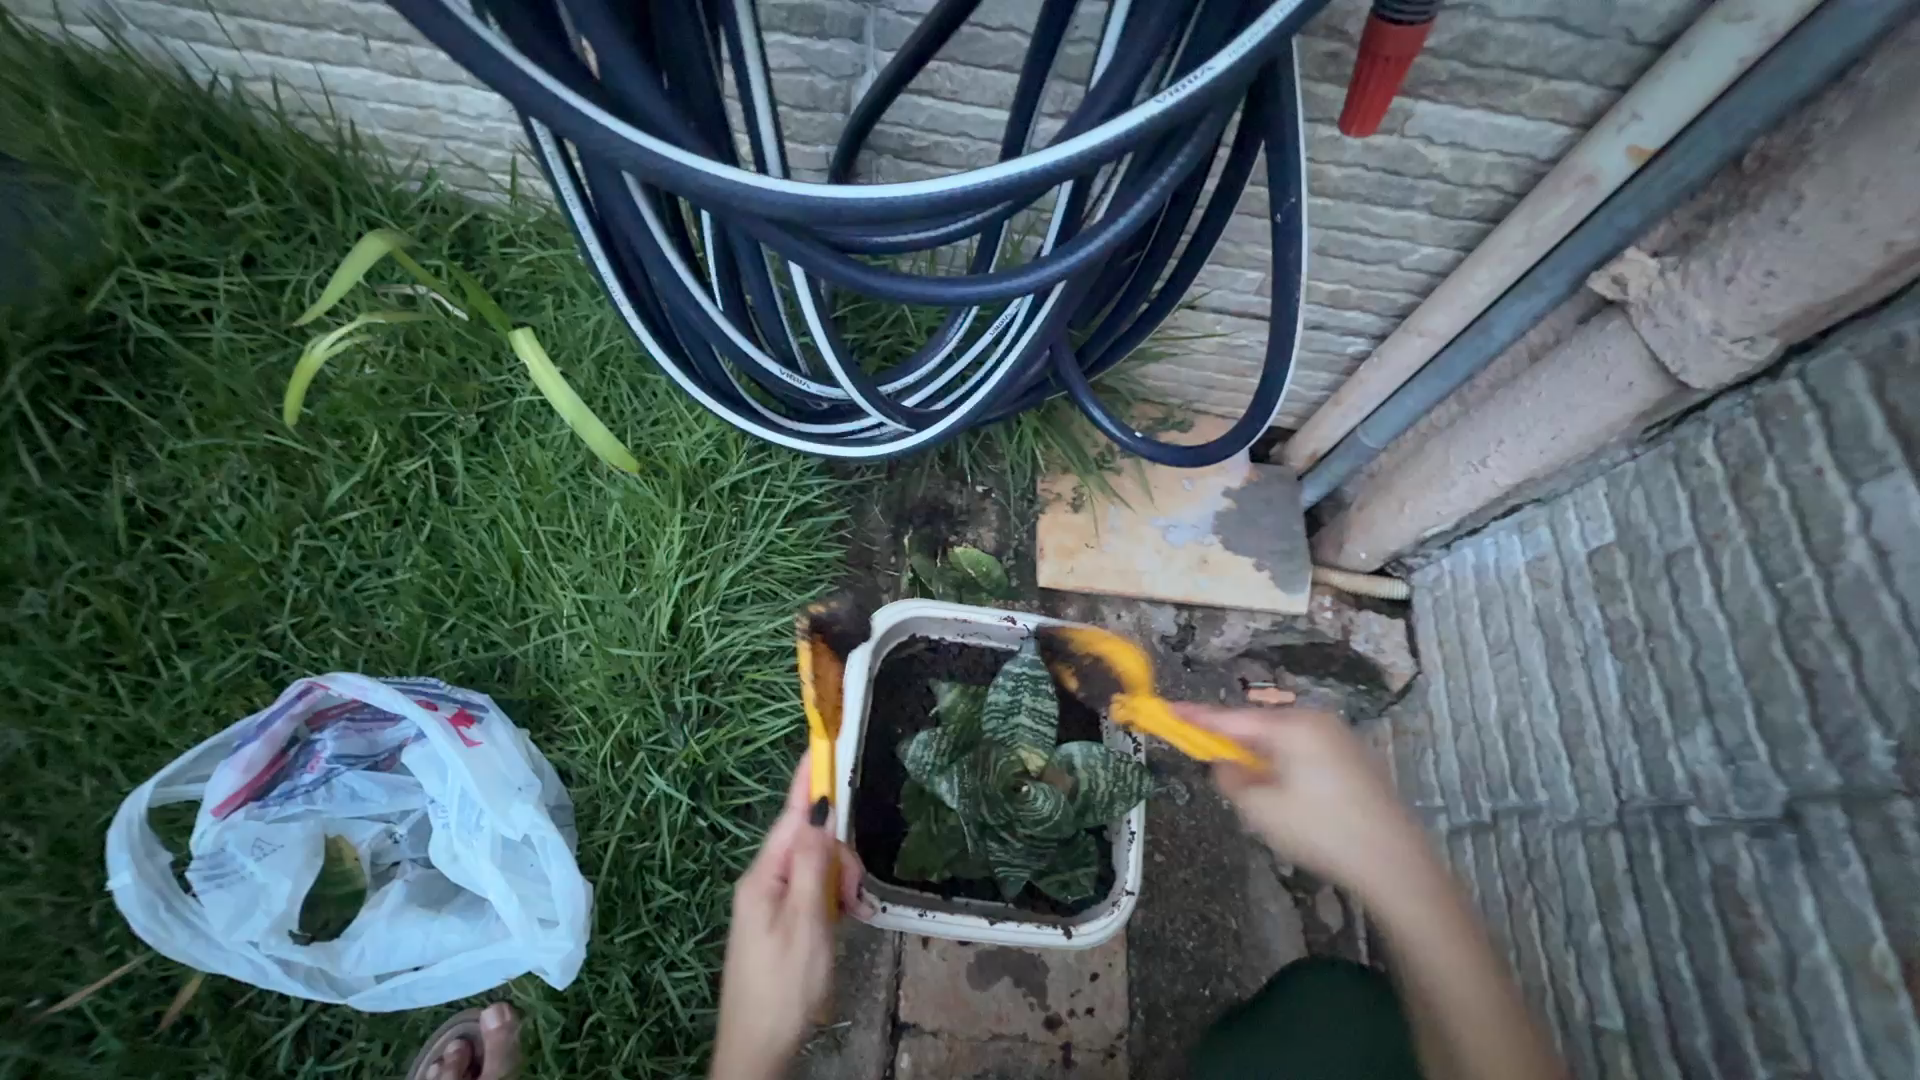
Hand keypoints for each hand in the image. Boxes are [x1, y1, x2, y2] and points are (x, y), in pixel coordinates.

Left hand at [711, 753, 870, 1079]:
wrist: (756, 1052)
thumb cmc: (783, 989)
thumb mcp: (806, 924)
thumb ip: (814, 866)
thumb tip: (820, 811)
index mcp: (765, 876)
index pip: (792, 814)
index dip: (809, 778)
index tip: (823, 742)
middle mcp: (766, 880)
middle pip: (810, 839)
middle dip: (838, 854)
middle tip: (852, 894)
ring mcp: (773, 901)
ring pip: (816, 865)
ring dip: (839, 880)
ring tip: (849, 914)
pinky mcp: (783, 920)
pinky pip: (814, 890)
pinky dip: (833, 897)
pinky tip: (844, 919)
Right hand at [1180, 704, 1436, 898]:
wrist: (1396, 863)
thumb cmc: (1321, 832)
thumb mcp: (1259, 809)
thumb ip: (1229, 777)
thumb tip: (1224, 762)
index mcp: (1289, 726)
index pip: (1228, 717)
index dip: (1193, 716)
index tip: (1164, 708)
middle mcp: (1314, 720)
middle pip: (1257, 726)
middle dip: (1235, 745)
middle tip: (1221, 772)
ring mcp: (1338, 737)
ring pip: (1281, 741)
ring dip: (1262, 759)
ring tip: (1262, 798)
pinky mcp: (1354, 757)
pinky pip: (1304, 751)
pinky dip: (1286, 766)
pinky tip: (1293, 800)